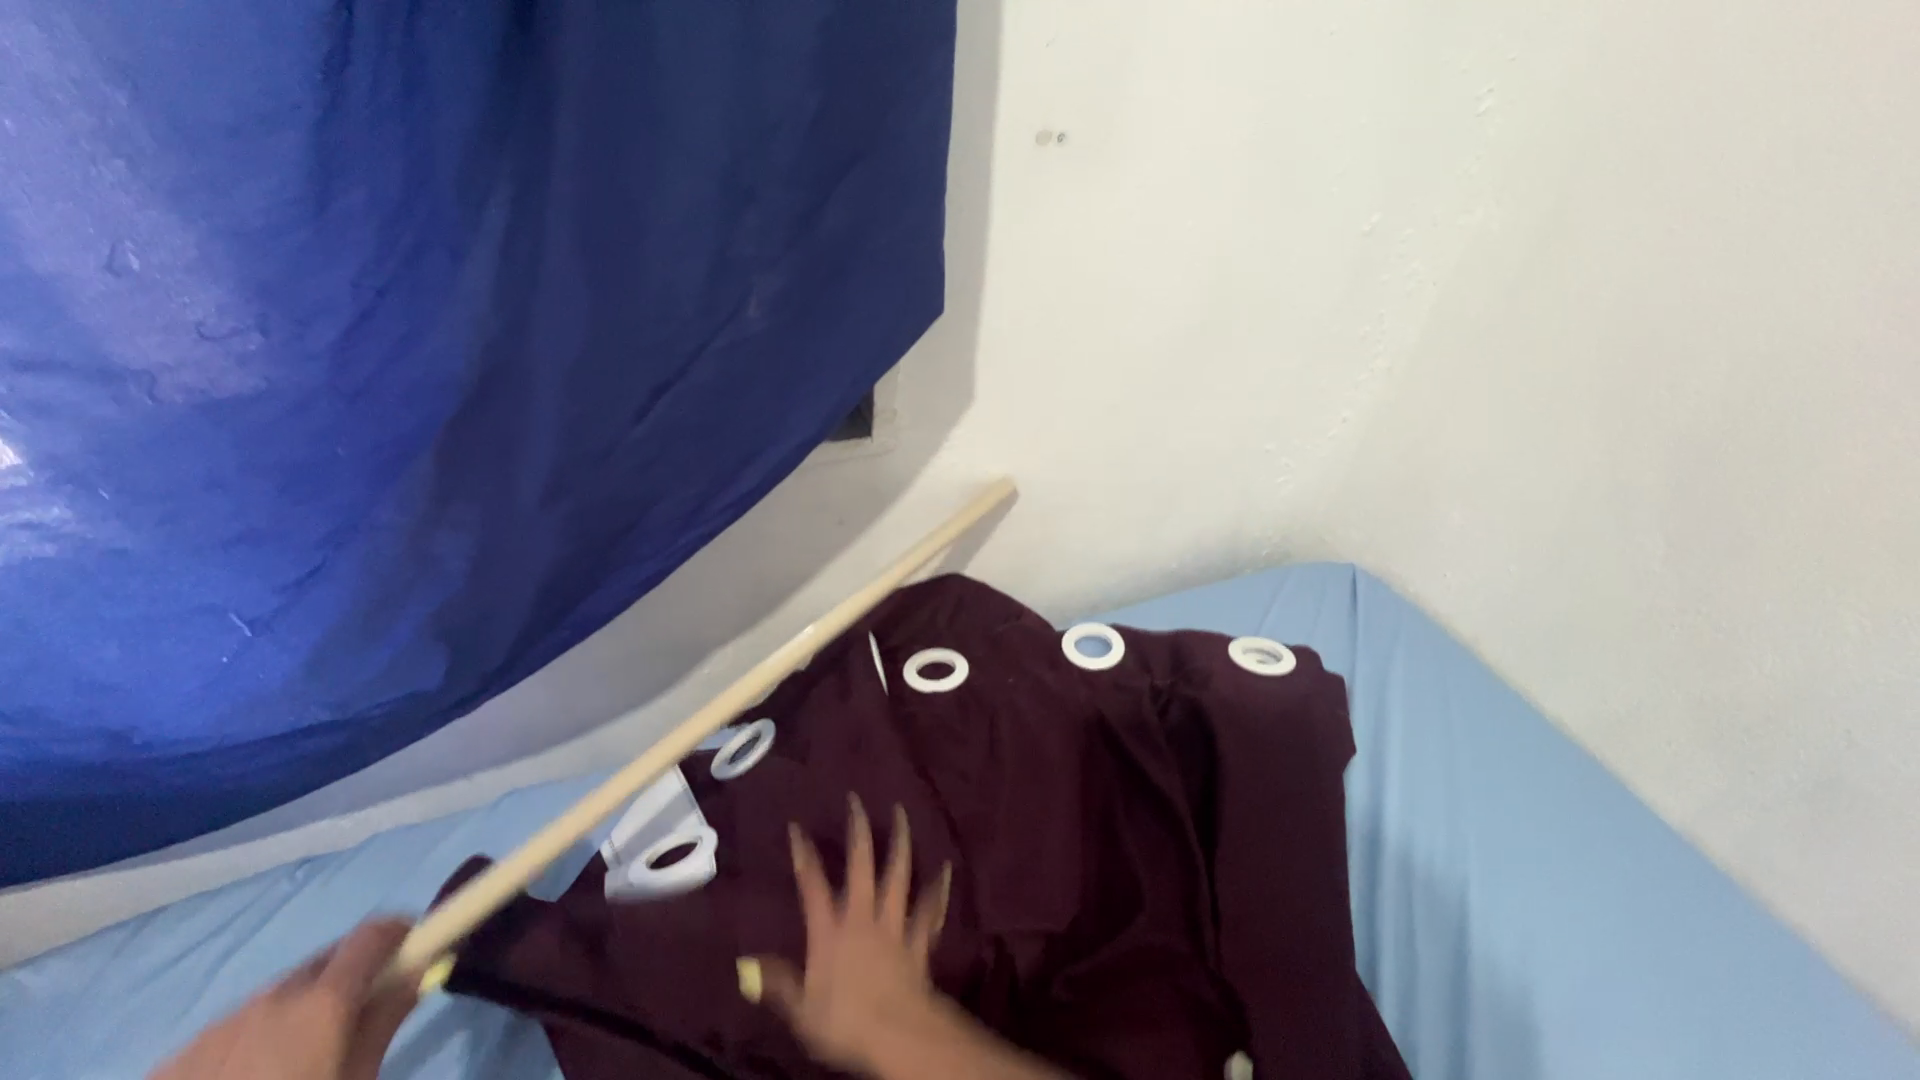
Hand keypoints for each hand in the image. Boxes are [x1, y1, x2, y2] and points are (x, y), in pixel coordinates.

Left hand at [150, 917, 420, 1079]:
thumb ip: (385, 1021)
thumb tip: (416, 972)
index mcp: (322, 1002)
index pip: (373, 933)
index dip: (401, 933)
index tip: (417, 949)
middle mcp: (270, 998)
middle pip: (325, 961)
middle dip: (352, 973)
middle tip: (364, 1013)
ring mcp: (216, 1026)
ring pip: (276, 995)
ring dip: (301, 1007)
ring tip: (299, 1060)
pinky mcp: (173, 1059)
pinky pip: (231, 1028)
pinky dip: (254, 1037)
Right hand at [747, 796, 951, 1076]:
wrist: (898, 1034)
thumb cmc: (844, 1022)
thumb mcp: (801, 1009)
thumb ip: (777, 983)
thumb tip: (745, 966)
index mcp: (830, 931)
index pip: (812, 884)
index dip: (803, 854)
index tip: (796, 826)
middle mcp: (862, 918)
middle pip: (861, 866)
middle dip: (858, 831)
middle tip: (856, 801)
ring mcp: (893, 925)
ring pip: (898, 876)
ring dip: (900, 844)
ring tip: (901, 814)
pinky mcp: (917, 940)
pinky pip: (929, 910)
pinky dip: (938, 890)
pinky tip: (946, 869)